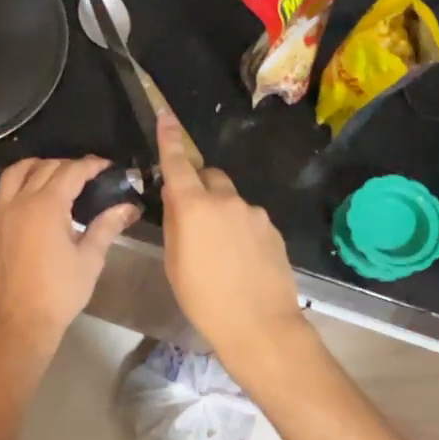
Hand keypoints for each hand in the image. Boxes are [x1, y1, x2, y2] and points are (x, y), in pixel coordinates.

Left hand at [0, 157, 138, 351]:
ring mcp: (2, 212)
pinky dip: (16, 186)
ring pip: (16, 173)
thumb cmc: (61, 291)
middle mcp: (21, 201)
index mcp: (47, 206)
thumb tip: (129, 207)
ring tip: (55, 174)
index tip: (107, 166)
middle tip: (88, 175)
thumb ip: (108, 225)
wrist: (23, 319)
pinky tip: (28, 197)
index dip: (91, 165)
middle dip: (68, 165)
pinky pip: (1, 193)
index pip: (71, 172)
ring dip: (37, 167)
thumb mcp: (90, 258)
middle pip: (45, 168)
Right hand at [157, 112, 310, 382]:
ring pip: (230, 201)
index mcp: (193, 206)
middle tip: (190, 218)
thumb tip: (177, 203)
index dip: (169, 138)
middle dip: (198, 188)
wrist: (260, 325)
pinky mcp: (273, 229)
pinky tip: (239, 261)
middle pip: (208, 177)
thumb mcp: (174, 262)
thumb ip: (175, 224)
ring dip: (220, 213)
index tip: (165, 114)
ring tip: (218, 252)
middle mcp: (226, 200)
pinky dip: (239, 230)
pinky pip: (248, 219)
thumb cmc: (204, 299)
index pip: (177, 163)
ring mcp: (254, 213)